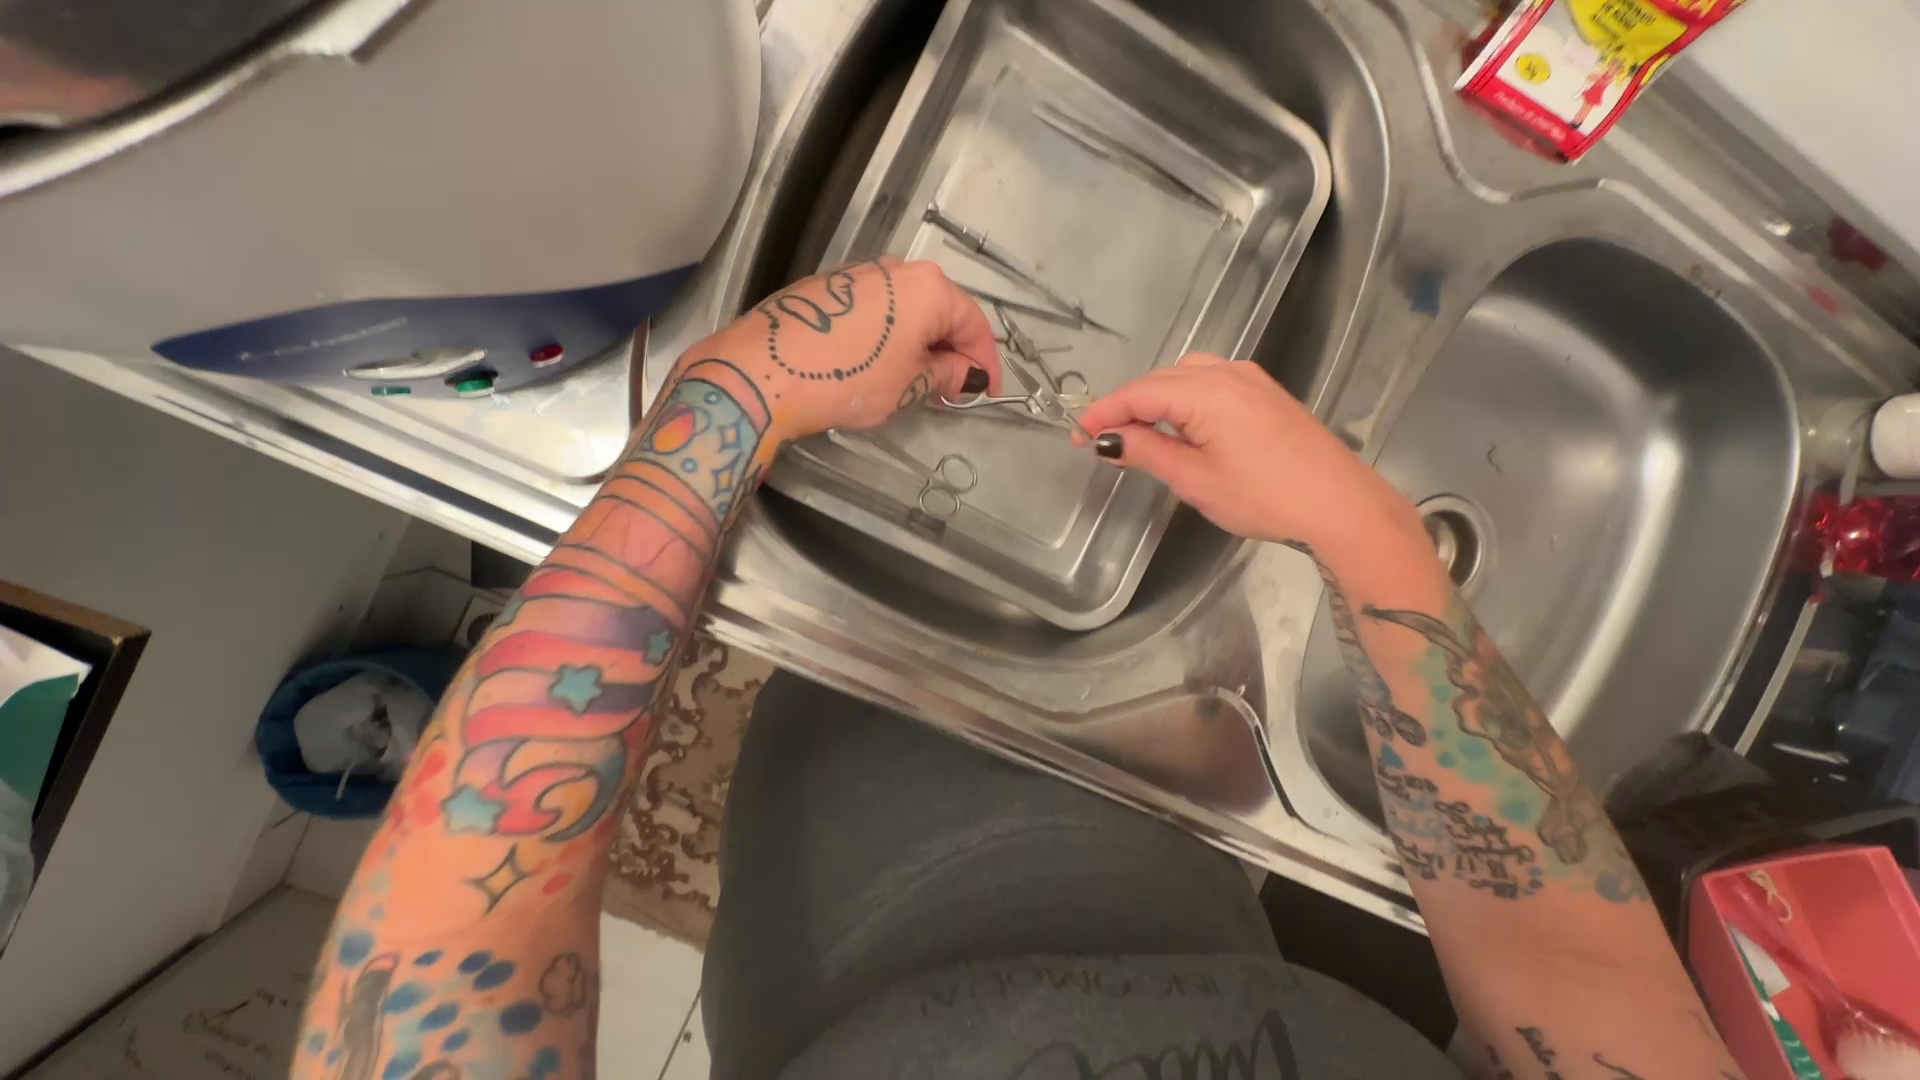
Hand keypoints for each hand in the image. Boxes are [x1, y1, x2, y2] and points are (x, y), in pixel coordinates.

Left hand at [691, 258, 1000, 439]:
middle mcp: (896, 270)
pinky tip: (881, 364)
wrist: (763, 370)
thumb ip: (945, 375)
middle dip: (953, 350)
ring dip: (921, 343)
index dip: (985, 362)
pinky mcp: (828, 289)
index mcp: (928, 287)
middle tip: (954, 388)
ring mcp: (858, 275)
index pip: (973, 323)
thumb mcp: (908, 385)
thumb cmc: (849, 378)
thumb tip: (965, 374)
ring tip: (918, 381)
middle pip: (941, 311)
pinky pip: (877, 312)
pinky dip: (890, 337)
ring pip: (907, 310)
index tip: (987, 391)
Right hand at [1077, 354, 1423, 550]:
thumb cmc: (1265, 498)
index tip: (1078, 434)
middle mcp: (1228, 373)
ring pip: (1184, 375)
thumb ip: (1147, 452)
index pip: (1139, 394)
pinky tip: (1177, 424)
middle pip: (1159, 379)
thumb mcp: (1196, 479)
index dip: (1103, 412)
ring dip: (1154, 398)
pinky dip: (1181, 397)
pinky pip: (1209, 381)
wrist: (1341, 506)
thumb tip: (1106, 440)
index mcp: (1207, 393)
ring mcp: (1250, 379)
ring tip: (1135, 432)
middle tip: (1099, 438)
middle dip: (1125, 405)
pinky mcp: (1264, 392)